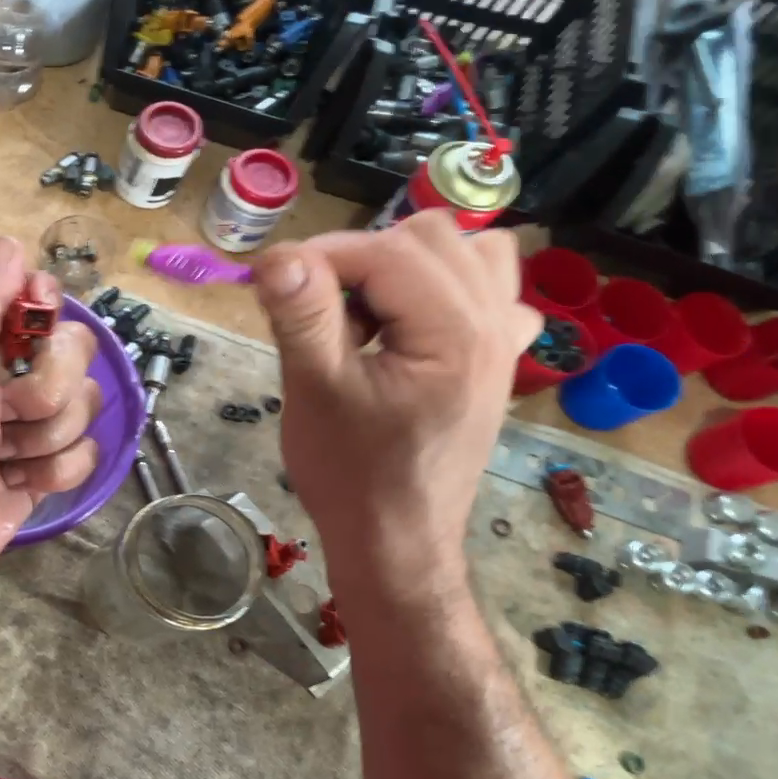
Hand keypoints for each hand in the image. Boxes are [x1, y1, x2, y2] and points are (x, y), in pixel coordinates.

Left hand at [0, 236, 100, 604]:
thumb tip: (9, 243)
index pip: (39, 305)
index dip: (47, 316)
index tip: (35, 336)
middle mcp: (5, 379)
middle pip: (75, 356)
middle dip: (45, 392)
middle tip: (3, 414)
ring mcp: (28, 427)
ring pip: (84, 408)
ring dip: (45, 439)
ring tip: (2, 457)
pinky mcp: (44, 470)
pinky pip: (85, 455)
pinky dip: (54, 473)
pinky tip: (17, 483)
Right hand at [251, 211, 540, 594]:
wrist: (396, 540)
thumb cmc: (350, 473)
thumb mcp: (314, 393)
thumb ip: (302, 317)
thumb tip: (276, 256)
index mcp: (454, 330)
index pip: (386, 251)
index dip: (321, 255)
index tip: (272, 283)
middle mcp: (494, 321)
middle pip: (430, 238)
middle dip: (361, 259)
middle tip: (316, 312)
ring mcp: (505, 340)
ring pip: (467, 252)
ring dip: (406, 265)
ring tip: (364, 312)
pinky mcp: (498, 360)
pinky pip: (489, 291)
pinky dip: (446, 287)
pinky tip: (412, 326)